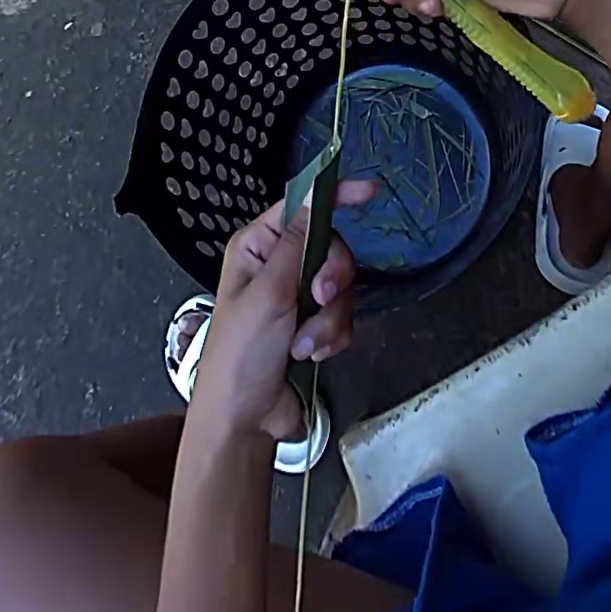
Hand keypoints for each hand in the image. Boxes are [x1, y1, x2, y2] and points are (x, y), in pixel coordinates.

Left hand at [192, 180, 376, 440]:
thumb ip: (296, 245)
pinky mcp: (317, 323)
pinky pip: (344, 315)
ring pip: (342, 285)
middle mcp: (281, 264)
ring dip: (328, 319)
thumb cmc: (241, 353)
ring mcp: (300, 295)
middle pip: (330, 247)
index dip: (334, 195)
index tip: (369, 191)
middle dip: (331, 277)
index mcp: (258, 247)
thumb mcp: (267, 294)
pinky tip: (310, 354)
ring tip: (303, 344)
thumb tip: (313, 196)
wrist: (245, 419)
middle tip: (319, 298)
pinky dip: (332, 336)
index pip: (300, 207)